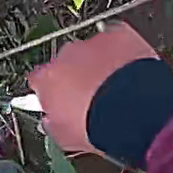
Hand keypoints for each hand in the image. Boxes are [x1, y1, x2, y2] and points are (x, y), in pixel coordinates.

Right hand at [25, 24, 159, 153]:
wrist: (133, 112)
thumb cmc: (98, 126)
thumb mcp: (64, 137)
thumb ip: (53, 124)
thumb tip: (51, 123)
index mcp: (47, 79)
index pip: (40, 81)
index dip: (52, 93)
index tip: (62, 102)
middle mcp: (66, 55)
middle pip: (66, 63)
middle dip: (77, 77)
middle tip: (93, 98)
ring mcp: (92, 44)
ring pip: (92, 51)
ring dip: (100, 65)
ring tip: (116, 88)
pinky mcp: (119, 35)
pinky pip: (118, 41)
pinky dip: (123, 53)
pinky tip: (130, 71)